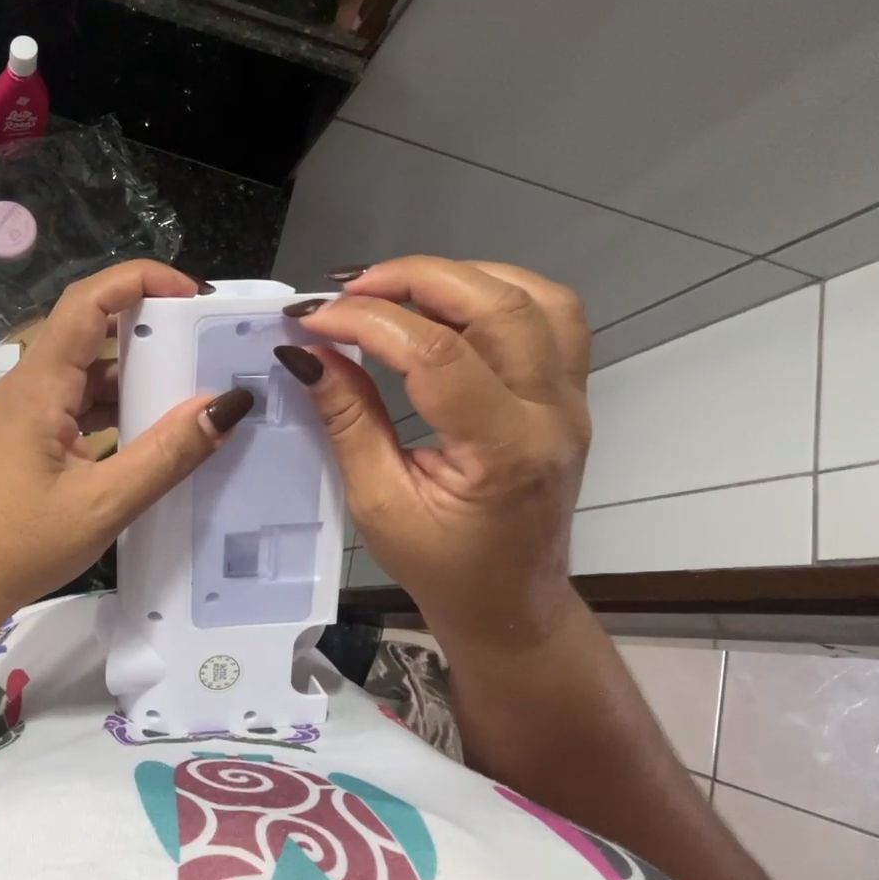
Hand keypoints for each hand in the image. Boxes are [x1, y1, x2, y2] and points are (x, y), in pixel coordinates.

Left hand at [0, 260, 256, 618]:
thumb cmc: (20, 545)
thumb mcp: (103, 503)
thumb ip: (167, 453)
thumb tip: (226, 404)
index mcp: (38, 386)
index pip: (87, 302)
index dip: (141, 280)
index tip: (194, 295)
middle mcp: (27, 386)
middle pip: (89, 330)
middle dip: (148, 326)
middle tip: (205, 341)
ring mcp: (24, 412)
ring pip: (84, 370)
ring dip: (133, 372)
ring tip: (191, 382)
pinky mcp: (26, 437)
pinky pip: (76, 403)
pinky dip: (114, 406)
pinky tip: (150, 427)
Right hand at [274, 257, 591, 651]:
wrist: (510, 602)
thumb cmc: (440, 567)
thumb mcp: (377, 502)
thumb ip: (348, 420)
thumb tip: (308, 355)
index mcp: (503, 451)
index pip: (436, 354)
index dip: (367, 323)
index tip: (310, 321)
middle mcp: (551, 413)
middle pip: (497, 305)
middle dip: (414, 278)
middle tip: (348, 289)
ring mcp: (570, 399)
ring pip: (534, 297)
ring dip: (459, 277)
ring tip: (395, 289)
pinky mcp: (568, 393)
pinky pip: (549, 315)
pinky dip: (494, 291)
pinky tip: (447, 304)